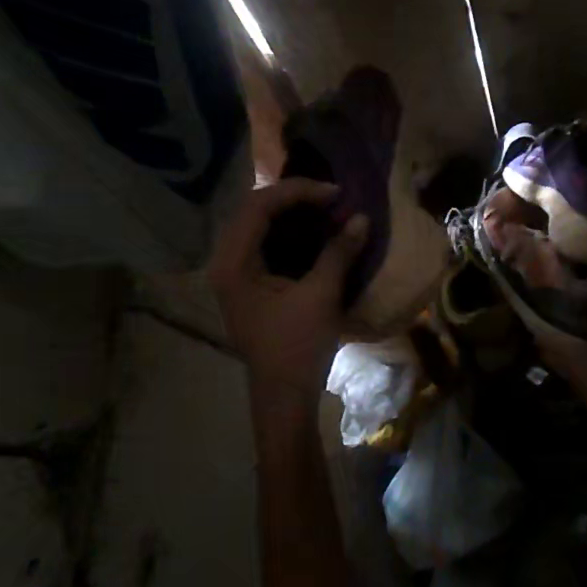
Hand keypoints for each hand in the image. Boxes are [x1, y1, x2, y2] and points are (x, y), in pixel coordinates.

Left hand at [208, 178, 368, 398]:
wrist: (284, 395)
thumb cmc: (297, 347)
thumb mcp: (321, 296)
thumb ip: (339, 252)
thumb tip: (362, 218)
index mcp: (233, 263)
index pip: (258, 206)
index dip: (297, 192)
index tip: (335, 193)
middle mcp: (225, 262)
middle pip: (253, 211)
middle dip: (293, 198)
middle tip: (330, 197)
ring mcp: (233, 274)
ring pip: (257, 226)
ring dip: (290, 214)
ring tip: (325, 209)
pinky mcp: (247, 285)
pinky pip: (263, 245)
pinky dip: (288, 233)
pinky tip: (313, 232)